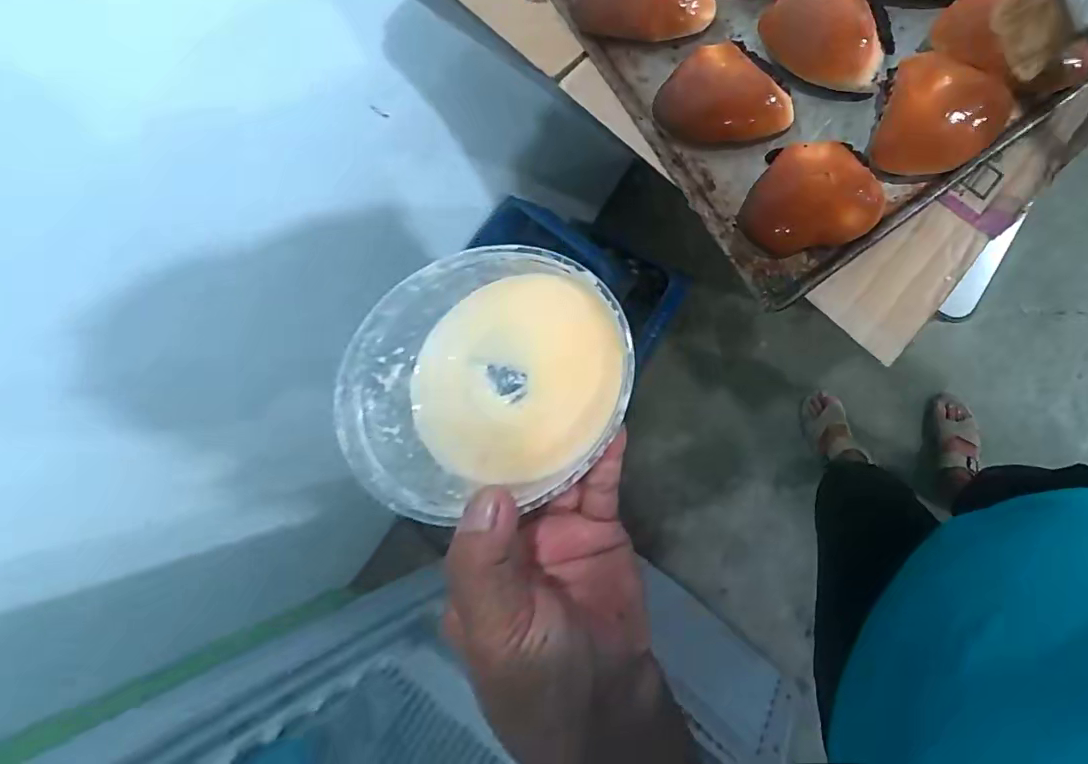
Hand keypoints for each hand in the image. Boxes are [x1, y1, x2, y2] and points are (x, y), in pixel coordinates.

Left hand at [443, 430, 690, 763]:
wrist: (610, 699)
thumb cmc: (537, 675)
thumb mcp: (500, 629)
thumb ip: (485, 567)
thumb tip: (488, 494)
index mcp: (478, 564)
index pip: (473, 503)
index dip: (480, 461)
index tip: (488, 412)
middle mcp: (517, 541)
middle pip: (522, 480)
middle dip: (530, 440)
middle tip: (541, 387)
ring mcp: (562, 532)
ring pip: (563, 476)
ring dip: (571, 443)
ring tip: (581, 398)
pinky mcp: (602, 530)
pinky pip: (602, 488)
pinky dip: (607, 461)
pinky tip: (614, 432)